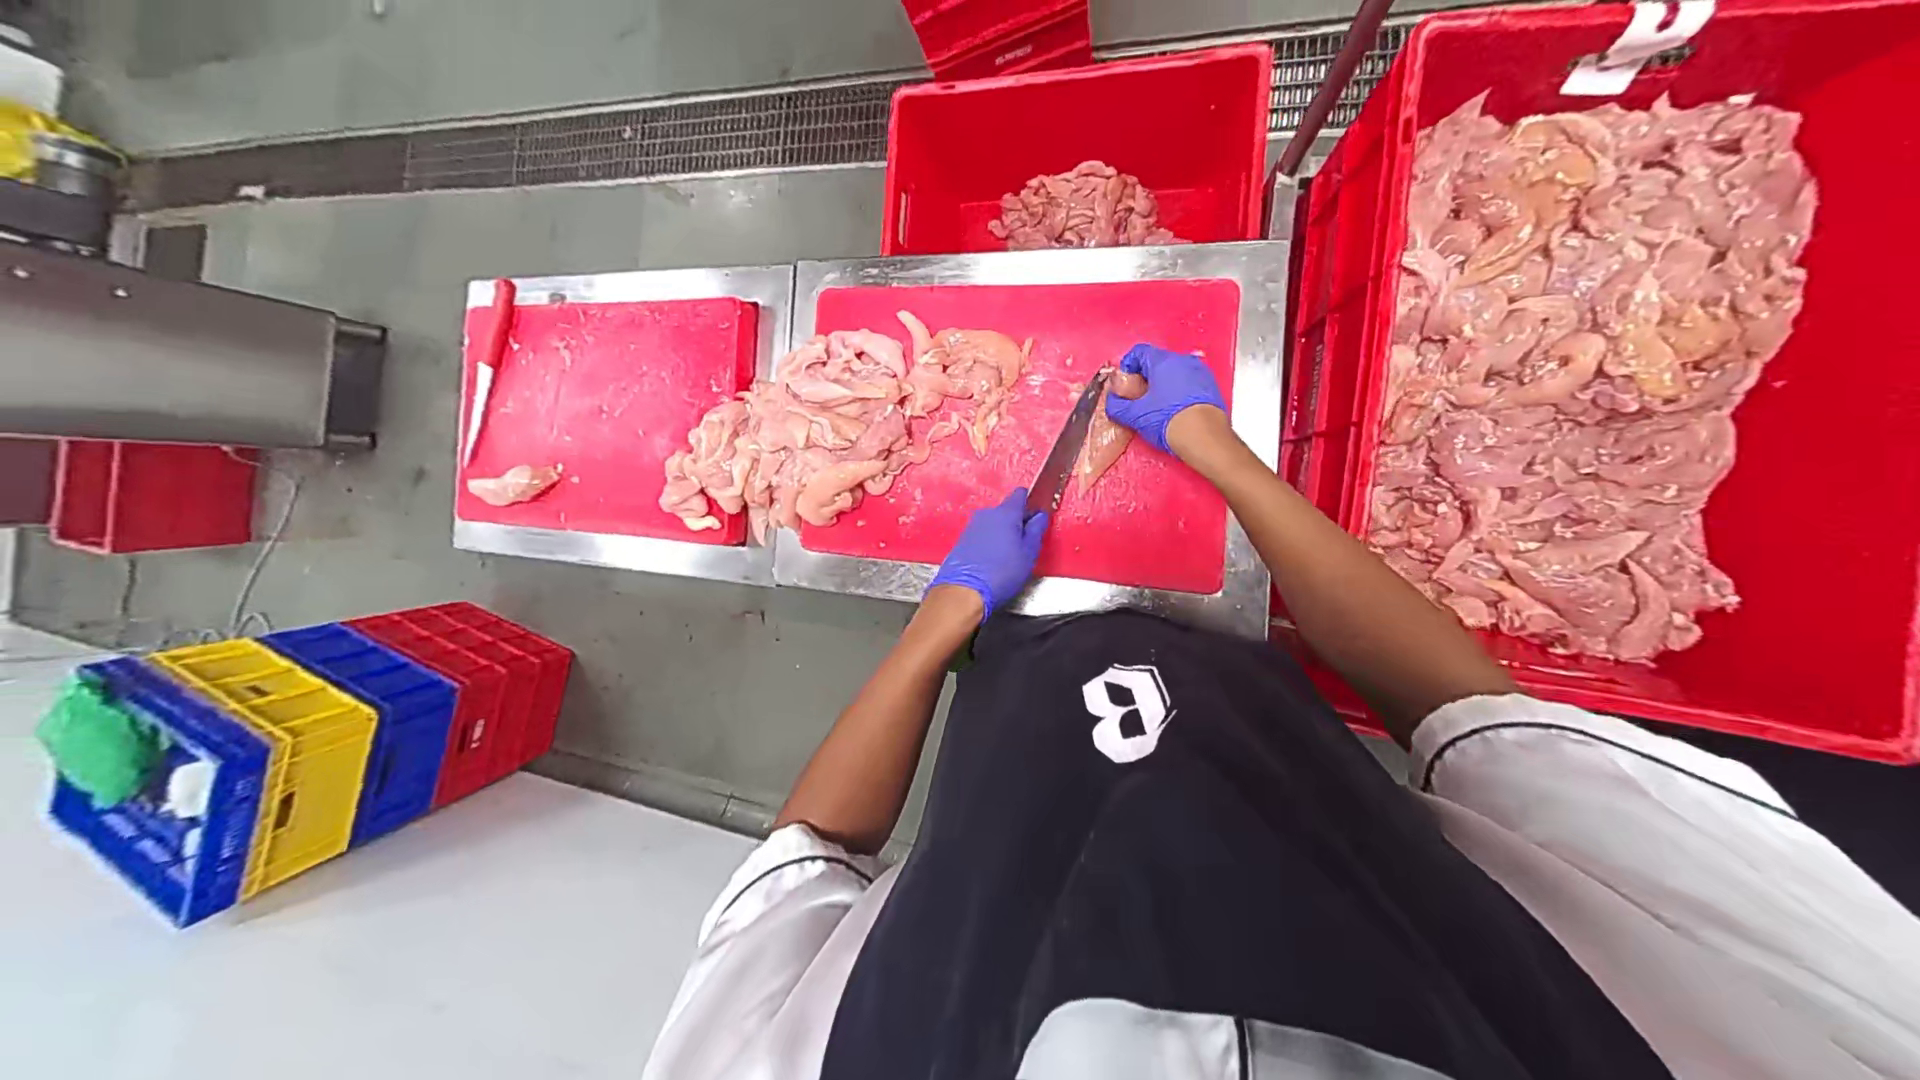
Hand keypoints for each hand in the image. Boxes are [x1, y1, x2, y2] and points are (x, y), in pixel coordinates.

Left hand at [928, 488, 1049, 618]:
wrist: (964, 591)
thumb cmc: (1002, 572)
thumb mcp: (1029, 552)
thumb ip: (1036, 530)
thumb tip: (1040, 515)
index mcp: (1006, 512)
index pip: (1020, 494)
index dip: (1031, 503)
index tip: (1036, 518)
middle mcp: (987, 514)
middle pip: (1006, 510)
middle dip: (1017, 522)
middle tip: (1026, 543)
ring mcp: (972, 526)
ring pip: (993, 523)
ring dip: (1002, 533)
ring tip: (1009, 556)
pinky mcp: (962, 540)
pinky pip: (982, 535)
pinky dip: (990, 542)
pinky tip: (993, 561)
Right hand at [1103, 343, 1226, 454]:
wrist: (1205, 439)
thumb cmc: (1169, 421)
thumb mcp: (1135, 416)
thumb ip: (1118, 406)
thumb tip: (1113, 403)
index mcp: (1163, 361)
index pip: (1139, 351)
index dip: (1127, 365)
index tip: (1123, 382)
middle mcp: (1184, 361)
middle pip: (1158, 361)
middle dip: (1145, 377)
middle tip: (1136, 397)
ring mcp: (1200, 373)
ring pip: (1174, 372)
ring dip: (1162, 385)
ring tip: (1155, 406)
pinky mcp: (1211, 387)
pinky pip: (1189, 383)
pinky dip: (1178, 392)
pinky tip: (1173, 411)